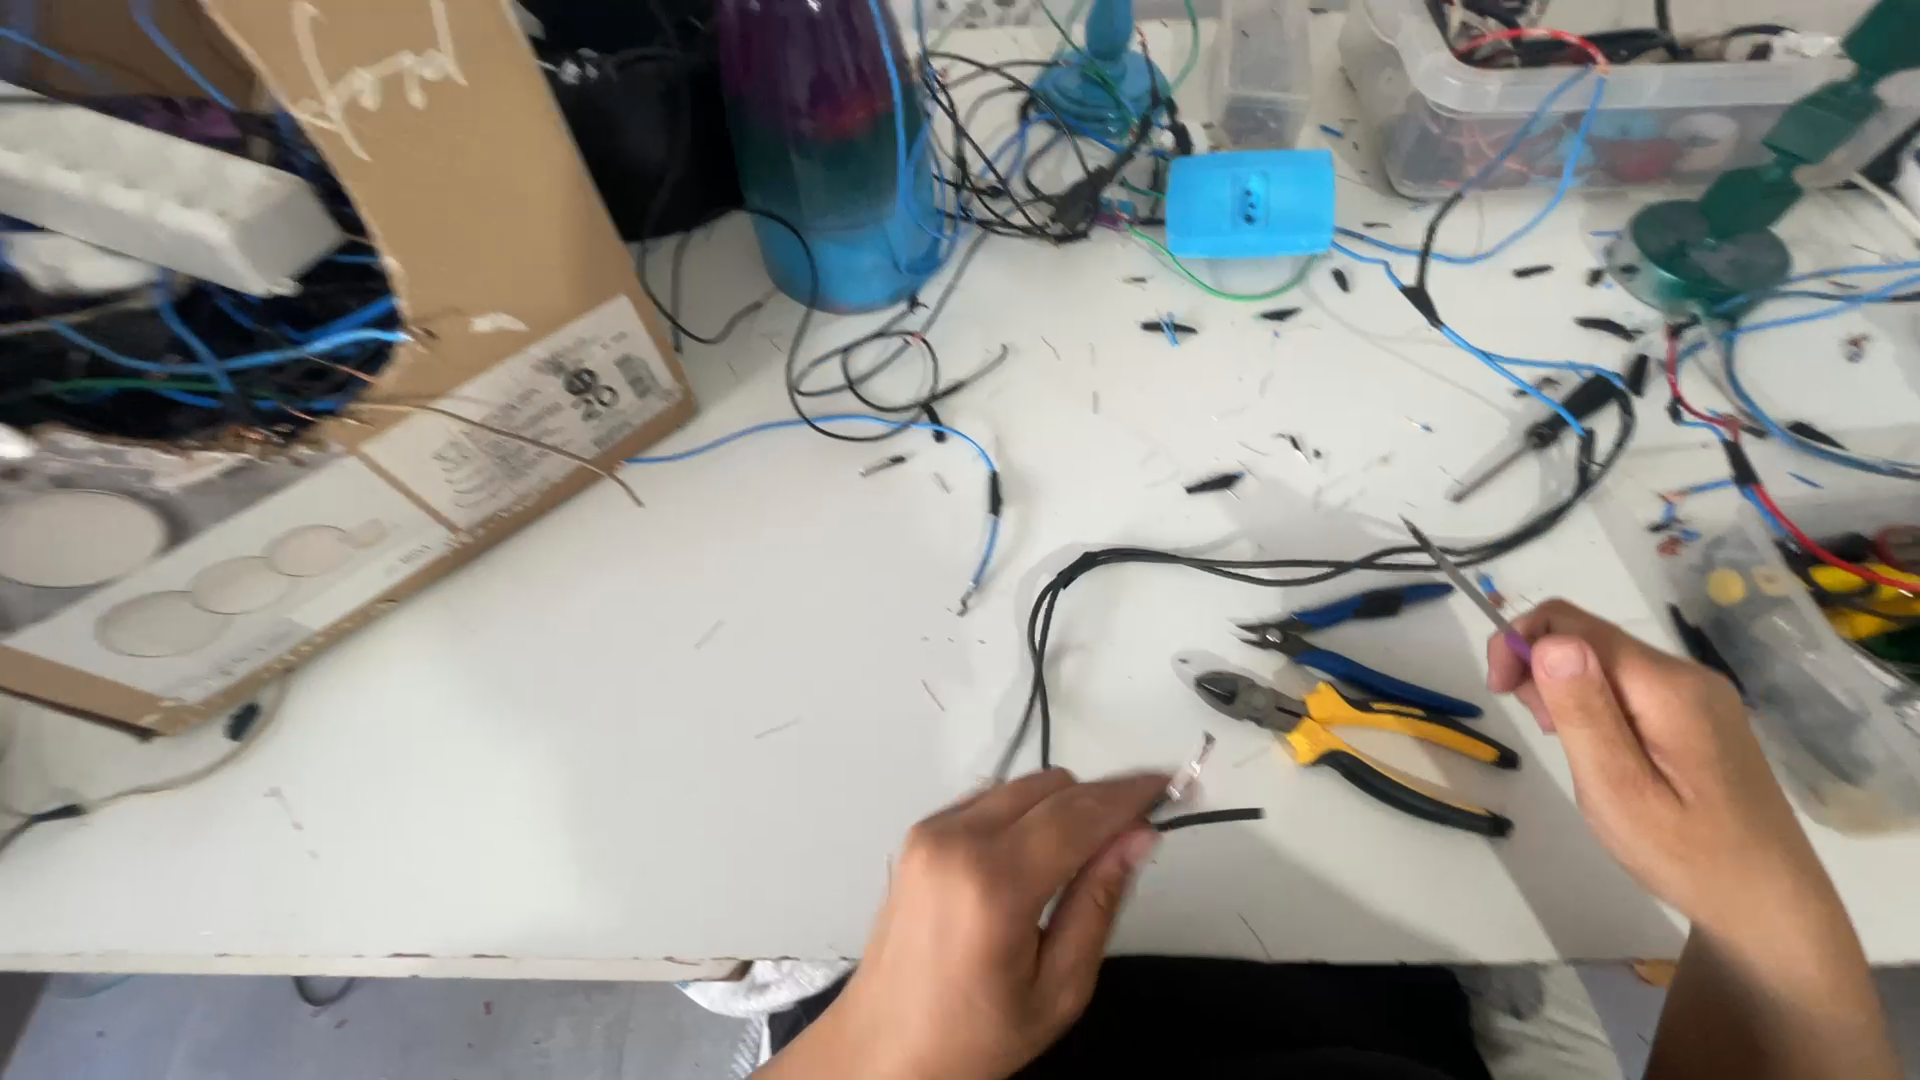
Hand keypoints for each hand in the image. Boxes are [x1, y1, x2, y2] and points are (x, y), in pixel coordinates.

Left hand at [763, 768, 1166, 1079]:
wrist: (882, 1047)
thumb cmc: (976, 1035)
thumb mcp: (1058, 988)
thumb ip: (1099, 901)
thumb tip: (1139, 836)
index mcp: (993, 883)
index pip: (1078, 815)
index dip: (1128, 795)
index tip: (1167, 784)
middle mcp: (957, 838)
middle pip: (1051, 786)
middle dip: (1097, 802)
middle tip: (1130, 836)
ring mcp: (932, 829)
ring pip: (1021, 785)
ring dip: (1060, 806)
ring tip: (1077, 858)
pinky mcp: (919, 831)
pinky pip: (989, 798)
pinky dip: (1022, 813)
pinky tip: (1029, 857)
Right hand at [1486, 600, 1836, 935]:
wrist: (1768, 905)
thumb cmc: (1683, 853)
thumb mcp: (1616, 786)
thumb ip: (1583, 710)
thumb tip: (1550, 641)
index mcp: (1666, 687)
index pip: (1570, 624)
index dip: (1519, 643)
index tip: (1500, 692)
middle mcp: (1685, 675)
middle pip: (1584, 635)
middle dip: (1537, 666)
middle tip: (1538, 727)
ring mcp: (1695, 694)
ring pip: (1598, 657)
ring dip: (1560, 685)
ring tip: (1565, 741)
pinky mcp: (1695, 714)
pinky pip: (1622, 682)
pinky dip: (1588, 700)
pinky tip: (1594, 745)